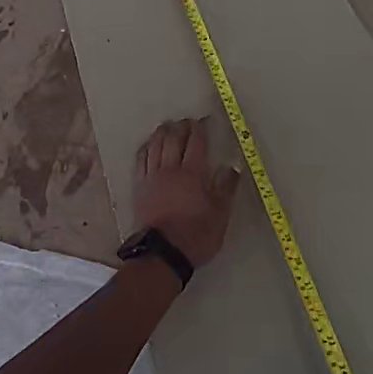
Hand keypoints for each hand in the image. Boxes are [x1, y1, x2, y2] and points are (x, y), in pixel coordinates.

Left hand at [132, 117, 239, 268]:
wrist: (164, 252)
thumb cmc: (197, 234)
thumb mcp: (220, 214)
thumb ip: (226, 188)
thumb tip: (233, 167)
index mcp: (193, 174)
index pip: (196, 144)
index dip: (199, 130)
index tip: (202, 121)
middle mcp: (171, 170)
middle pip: (174, 140)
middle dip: (180, 127)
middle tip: (185, 121)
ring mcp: (152, 177)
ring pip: (155, 147)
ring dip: (161, 133)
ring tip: (166, 126)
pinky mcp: (139, 187)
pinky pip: (141, 160)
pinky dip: (145, 148)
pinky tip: (148, 144)